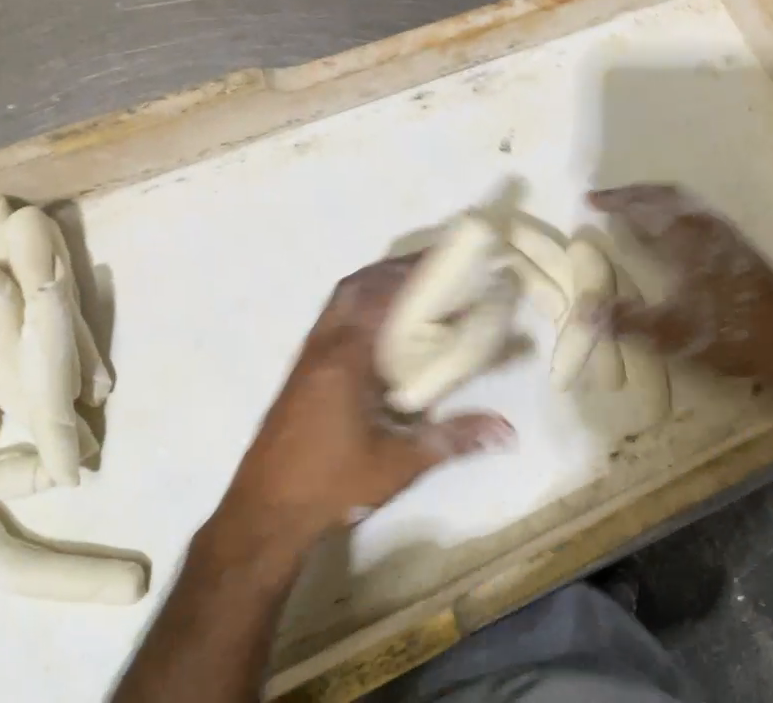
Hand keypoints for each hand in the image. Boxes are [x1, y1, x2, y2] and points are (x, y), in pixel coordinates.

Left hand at [220, 257, 516, 544]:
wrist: (265, 512)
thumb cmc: (332, 484)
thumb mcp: (400, 463)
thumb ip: (454, 439)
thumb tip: (507, 431)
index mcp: (347, 357)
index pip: (383, 295)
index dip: (416, 273)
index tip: (450, 261)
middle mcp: (325, 345)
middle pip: (359, 284)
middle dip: (398, 270)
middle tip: (438, 270)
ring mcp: (309, 355)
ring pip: (343, 299)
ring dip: (378, 284)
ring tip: (418, 290)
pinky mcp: (303, 370)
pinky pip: (334, 317)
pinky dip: (362, 305)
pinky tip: (386, 329)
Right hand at [589, 184, 772, 394]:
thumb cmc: (730, 335)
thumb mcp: (671, 334)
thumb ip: (626, 320)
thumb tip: (583, 308)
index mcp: (688, 240)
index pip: (645, 208)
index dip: (616, 201)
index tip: (590, 201)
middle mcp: (709, 228)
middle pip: (667, 196)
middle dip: (636, 193)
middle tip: (611, 199)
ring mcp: (729, 236)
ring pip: (687, 204)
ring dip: (658, 201)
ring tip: (638, 211)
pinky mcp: (742, 248)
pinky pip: (700, 216)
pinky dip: (677, 214)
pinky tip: (675, 236)